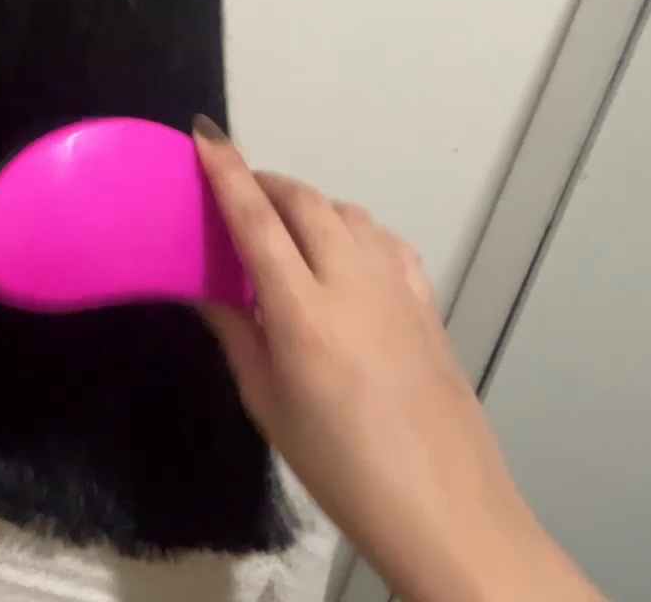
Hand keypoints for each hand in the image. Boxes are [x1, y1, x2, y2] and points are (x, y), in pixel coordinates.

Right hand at [190, 118, 601, 601]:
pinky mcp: (429, 308)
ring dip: (308, 205)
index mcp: (304, 314)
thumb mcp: (265, 399)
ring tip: (281, 227)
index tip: (206, 135)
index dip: (228, 172)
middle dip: (265, 181)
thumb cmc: (338, 464)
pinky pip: (386, 243)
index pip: (257, 221)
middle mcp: (355, 287)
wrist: (448, 515)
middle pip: (307, 203)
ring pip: (349, 214)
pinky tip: (340, 256)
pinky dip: (352, 230)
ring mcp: (400, 294)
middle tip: (233, 188)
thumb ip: (234, 329)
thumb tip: (202, 286)